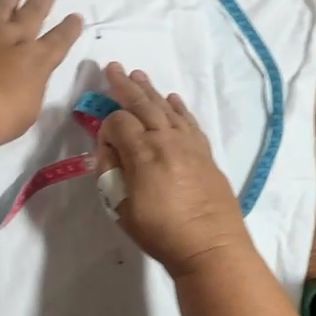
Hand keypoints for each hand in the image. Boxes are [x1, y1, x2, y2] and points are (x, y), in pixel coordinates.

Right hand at [99, 63, 250, 276]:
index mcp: (142, 152)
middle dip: (124, 86)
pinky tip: (172, 99)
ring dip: (150, 91)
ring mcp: (189, 144)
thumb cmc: (161, 232)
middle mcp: (166, 139)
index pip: (117, 122)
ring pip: (165, 108)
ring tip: (138, 75)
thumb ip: (110, 173)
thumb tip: (108, 150)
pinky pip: (189, 121)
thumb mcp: (121, 207)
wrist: (211, 248)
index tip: (104, 148)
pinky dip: (178, 107)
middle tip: (113, 67)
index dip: (105, 129)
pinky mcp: (205, 153)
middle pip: (142, 104)